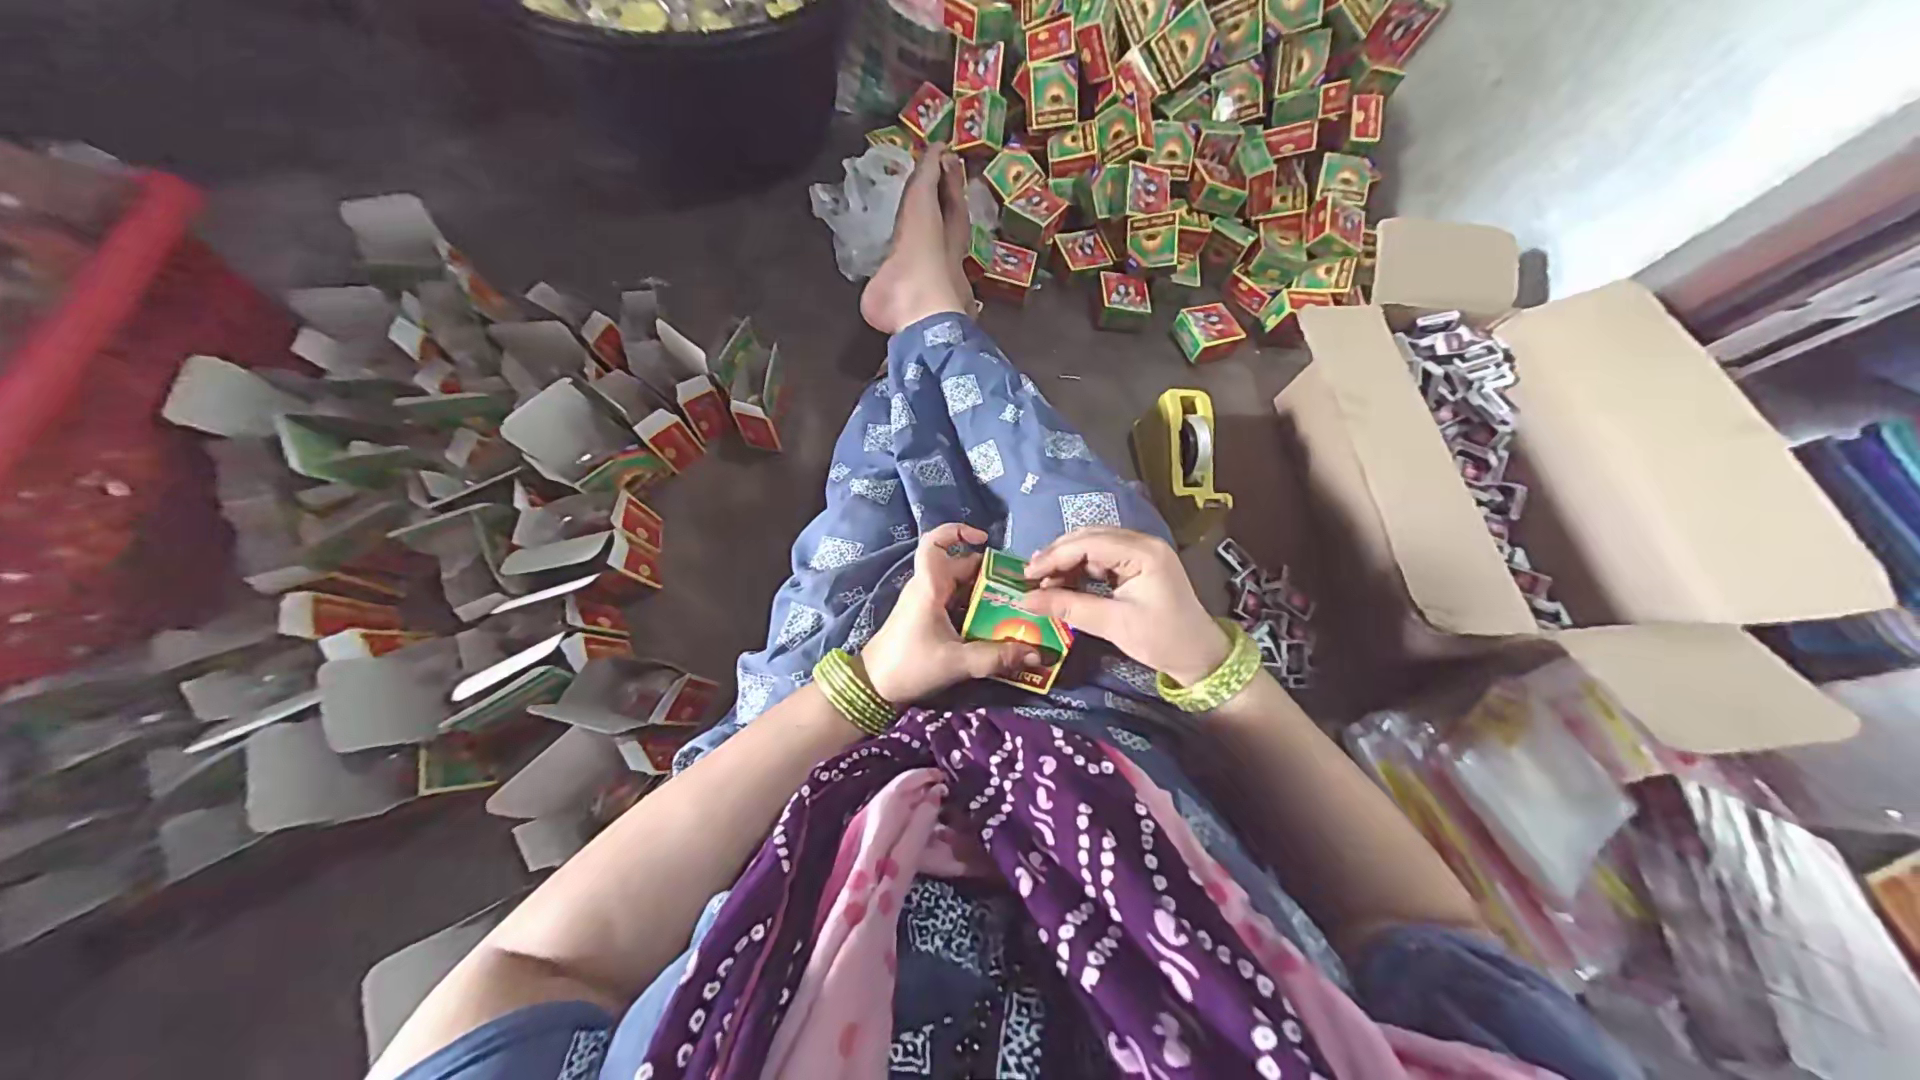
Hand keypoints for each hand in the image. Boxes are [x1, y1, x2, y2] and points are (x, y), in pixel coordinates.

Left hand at [860, 523, 1040, 704]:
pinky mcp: (928, 618)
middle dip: (990, 573)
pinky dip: (975, 607)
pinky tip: (995, 624)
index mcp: (929, 586)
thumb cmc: (909, 665)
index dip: (958, 532)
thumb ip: (996, 658)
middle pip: (960, 566)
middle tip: (1018, 588)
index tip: (984, 539)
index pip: (935, 543)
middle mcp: (928, 588)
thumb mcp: (956, 663)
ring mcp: (926, 602)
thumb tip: (1036, 654)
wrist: (874, 686)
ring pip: (960, 586)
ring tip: (1014, 606)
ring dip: (984, 593)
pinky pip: (956, 602)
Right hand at [1021, 527, 1228, 686]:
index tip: (1027, 575)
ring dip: (1066, 560)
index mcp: (1143, 552)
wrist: (1200, 656)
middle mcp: (1142, 543)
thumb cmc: (1161, 640)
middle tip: (1030, 576)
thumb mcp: (1112, 624)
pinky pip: (1101, 557)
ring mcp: (1141, 551)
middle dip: (1057, 555)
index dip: (1054, 556)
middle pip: (1088, 537)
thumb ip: (1068, 607)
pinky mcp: (1137, 564)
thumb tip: (1025, 600)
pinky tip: (1063, 581)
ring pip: (1092, 545)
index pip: (1088, 543)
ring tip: (1042, 580)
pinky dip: (1080, 568)